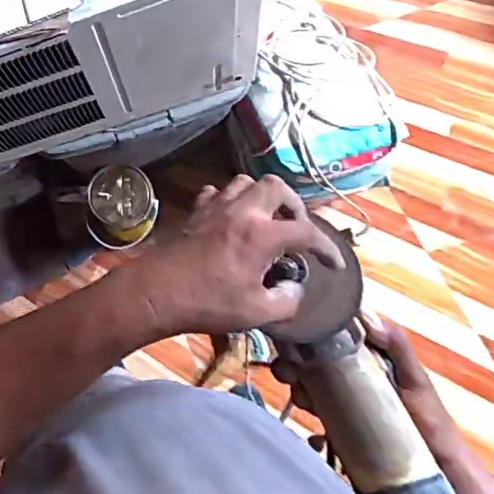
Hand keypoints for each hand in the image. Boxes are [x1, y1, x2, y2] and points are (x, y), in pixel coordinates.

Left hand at [126, 174, 344, 338]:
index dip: (327, 247)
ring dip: (261, 196)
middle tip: (297, 228)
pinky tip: (233, 219)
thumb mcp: (260, 312)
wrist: (160, 290)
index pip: (306, 231)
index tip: (333, 263)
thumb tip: (294, 286)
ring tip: (268, 220)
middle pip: (276, 186)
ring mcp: (215, 207)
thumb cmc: (210, 302)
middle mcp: (241, 210)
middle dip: (294, 204)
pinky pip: (217, 192)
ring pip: (245, 182)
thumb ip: (287, 298)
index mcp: (262, 234)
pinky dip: (231, 200)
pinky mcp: (196, 211)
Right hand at [280, 313, 493, 493]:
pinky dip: (307, 431)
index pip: (326, 338)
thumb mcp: (419, 385)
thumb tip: (363, 313)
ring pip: (307, 392)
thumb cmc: (434, 430)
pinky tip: (314, 436)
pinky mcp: (340, 442)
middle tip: (287, 373)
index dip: (304, 334)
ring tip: (301, 400)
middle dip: (293, 365)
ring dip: (298, 392)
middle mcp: (349, 382)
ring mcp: (343, 413)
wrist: (451, 492)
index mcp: (365, 362)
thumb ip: (398, 348)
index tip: (290, 337)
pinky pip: (313, 429)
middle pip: (309, 364)